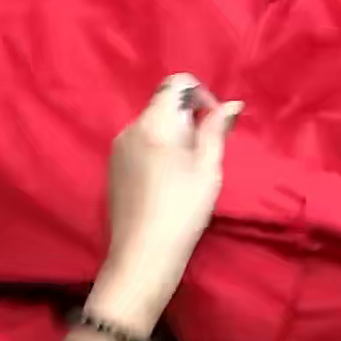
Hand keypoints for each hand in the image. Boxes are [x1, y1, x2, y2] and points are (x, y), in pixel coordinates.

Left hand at [86, 74, 241, 335]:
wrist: (142, 255)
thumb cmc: (181, 210)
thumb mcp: (207, 168)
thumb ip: (216, 130)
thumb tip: (229, 105)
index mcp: (152, 124)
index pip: (175, 84)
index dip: (200, 95)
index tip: (213, 123)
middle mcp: (128, 130)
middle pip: (162, 106)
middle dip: (187, 119)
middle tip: (203, 154)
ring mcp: (116, 152)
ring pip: (150, 128)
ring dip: (172, 137)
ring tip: (186, 172)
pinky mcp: (112, 171)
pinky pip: (138, 147)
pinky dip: (156, 153)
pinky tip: (166, 183)